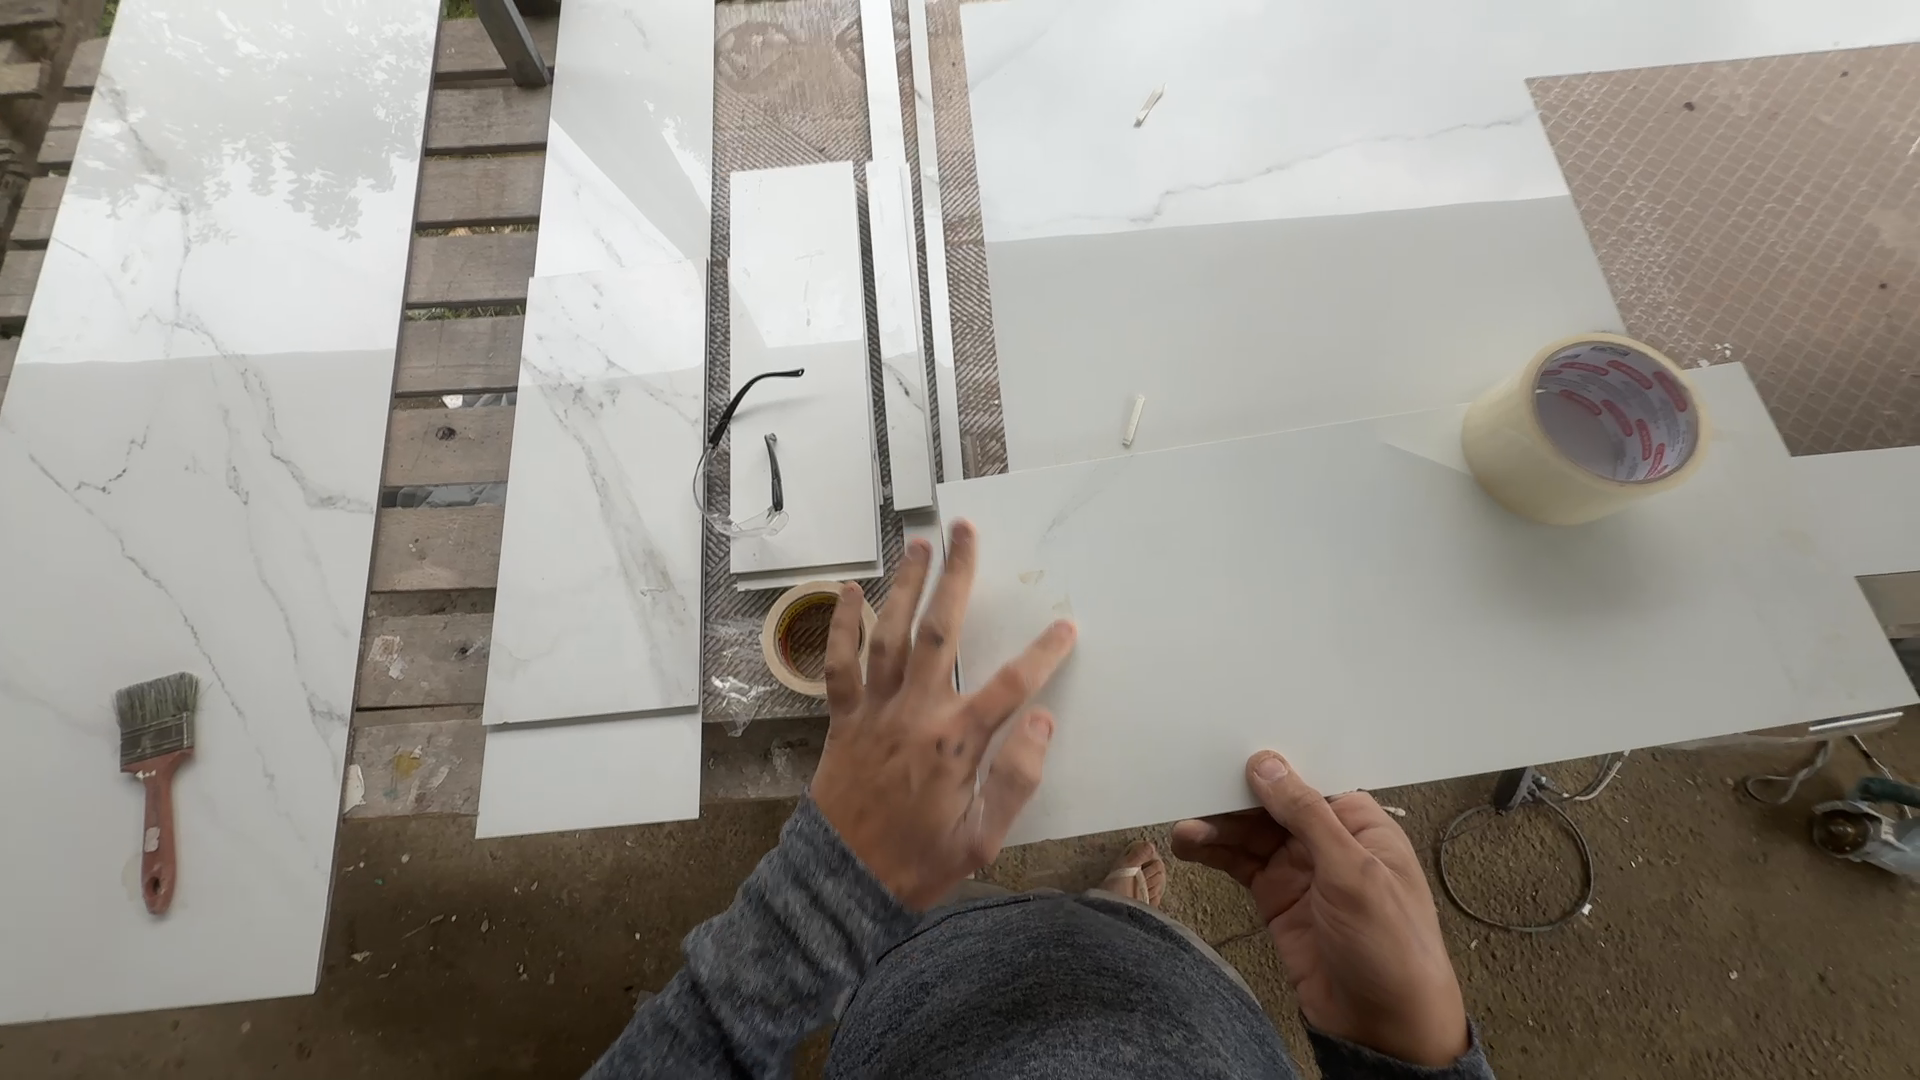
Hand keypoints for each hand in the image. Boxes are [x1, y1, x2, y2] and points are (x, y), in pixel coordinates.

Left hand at [810, 520, 1076, 910]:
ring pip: (890, 634)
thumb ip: (1016, 779)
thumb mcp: (982, 840)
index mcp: (955, 742)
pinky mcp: (843, 717)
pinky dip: (842, 625)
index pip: (1010, 685)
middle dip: (957, 578)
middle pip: (941, 632)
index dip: (1042, 653)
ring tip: (918, 543)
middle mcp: (915, 713)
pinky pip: (839, 664)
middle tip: (964, 532)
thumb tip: (1041, 719)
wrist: (842, 885)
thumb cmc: (917, 863)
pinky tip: (847, 590)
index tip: (1065, 624)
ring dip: (904, 585)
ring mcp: (875, 710)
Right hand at [1171, 752, 1468, 1066]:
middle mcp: (1327, 842)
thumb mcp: (1354, 874)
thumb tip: (1268, 765)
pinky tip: (1190, 846)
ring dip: (1216, 828)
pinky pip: (1237, 861)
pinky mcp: (1275, 895)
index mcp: (1359, 827)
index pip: (1307, 782)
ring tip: (1186, 831)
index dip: (1270, 769)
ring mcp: (1298, 868)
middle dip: (1233, 799)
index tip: (1231, 757)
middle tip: (1196, 796)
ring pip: (1248, 832)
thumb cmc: (1394, 952)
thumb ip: (1308, 815)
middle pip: (1270, 805)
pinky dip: (1212, 852)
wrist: (1383, 1033)